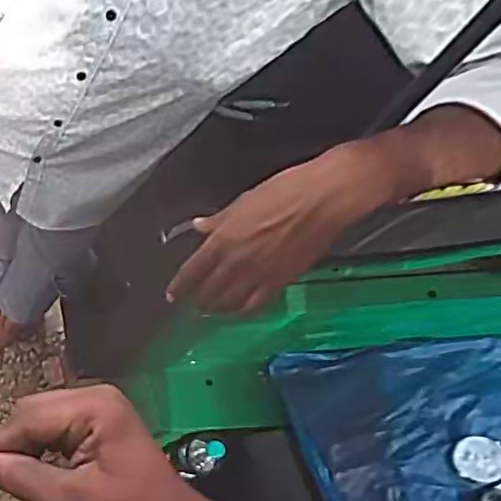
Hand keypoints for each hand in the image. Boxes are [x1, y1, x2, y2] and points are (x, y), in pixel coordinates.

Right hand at [0, 386, 209, 500]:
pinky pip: (53, 426)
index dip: (0, 445)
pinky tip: (41, 470)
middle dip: (14, 445)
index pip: (29, 418)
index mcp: (94, 407)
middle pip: (31, 412)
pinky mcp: (95, 420)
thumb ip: (25, 478)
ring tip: (23, 478)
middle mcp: (94, 397)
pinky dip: (41, 447)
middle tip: (2, 478)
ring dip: (26, 447)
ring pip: (39, 419)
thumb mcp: (74, 500)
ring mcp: (96, 406)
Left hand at [165, 140, 403, 312]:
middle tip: (195, 302)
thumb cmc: (286, 190)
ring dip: (217, 308)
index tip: (173, 295)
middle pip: (207, 292)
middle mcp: (235, 262)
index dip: (179, 287)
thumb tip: (198, 225)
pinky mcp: (281, 281)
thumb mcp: (243, 201)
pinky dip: (244, 310)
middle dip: (198, 300)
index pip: (191, 272)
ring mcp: (258, 274)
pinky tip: (240, 309)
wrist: (328, 195)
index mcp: (222, 240)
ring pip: (228, 303)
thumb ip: (218, 220)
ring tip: (214, 308)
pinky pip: (255, 305)